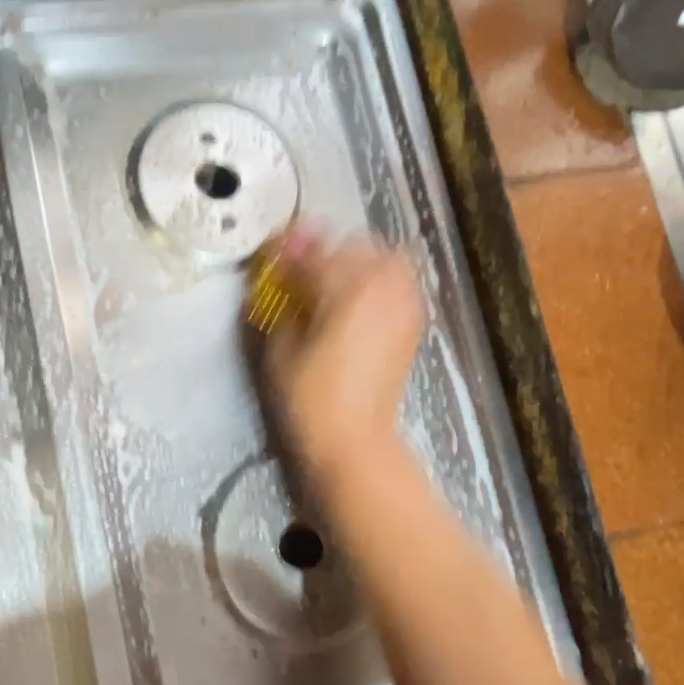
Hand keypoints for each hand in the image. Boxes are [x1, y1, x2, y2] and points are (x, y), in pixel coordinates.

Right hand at [265, 232, 425, 479]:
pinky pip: (397, 281)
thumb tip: (279, 263)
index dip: (287, 247)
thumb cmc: (306, 396)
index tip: (270, 253)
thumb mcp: (280, 345)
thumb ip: (281, 296)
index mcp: (347, 287)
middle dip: (324, 251)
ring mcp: (405, 302)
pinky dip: (376, 281)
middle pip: (352, 245)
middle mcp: (383, 285)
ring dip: (354, 262)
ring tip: (329, 286)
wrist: (352, 439)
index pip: (312, 248)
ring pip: (382, 257)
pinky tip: (354, 303)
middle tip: (299, 273)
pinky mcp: (413, 321)